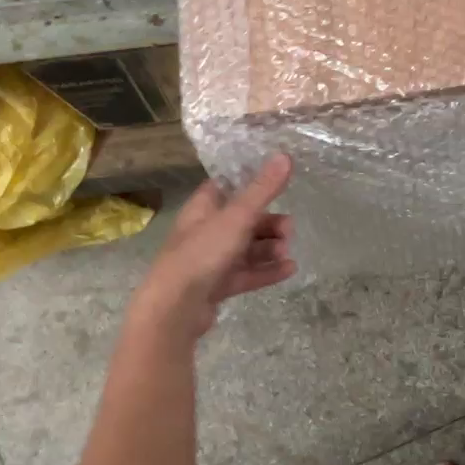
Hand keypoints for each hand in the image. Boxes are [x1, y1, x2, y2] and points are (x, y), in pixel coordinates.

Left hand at [128, 153, 296, 343]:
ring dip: (270, 248)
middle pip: (243, 220)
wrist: (174, 309)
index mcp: (203, 209)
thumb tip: (286, 155)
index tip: (277, 182)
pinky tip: (290, 269)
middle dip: (270, 224)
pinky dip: (267, 271)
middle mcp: (206, 231)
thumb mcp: (237, 217)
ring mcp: (211, 261)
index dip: (250, 183)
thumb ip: (263, 189)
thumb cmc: (202, 253)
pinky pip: (247, 274)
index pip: (226, 187)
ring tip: (286, 252)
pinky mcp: (217, 286)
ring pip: (247, 249)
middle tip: (288, 230)